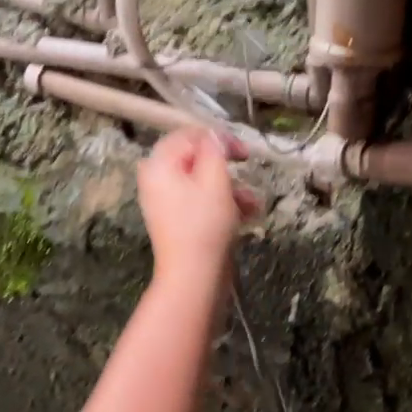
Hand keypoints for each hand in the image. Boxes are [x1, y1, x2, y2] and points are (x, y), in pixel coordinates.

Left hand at [138, 129, 262, 281]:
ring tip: (254, 204)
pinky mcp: (178, 222)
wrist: (193, 276)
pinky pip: (200, 203)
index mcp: (159, 164)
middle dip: (226, 169)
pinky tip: (246, 216)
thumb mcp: (215, 180)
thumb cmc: (204, 224)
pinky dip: (222, 205)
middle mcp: (157, 180)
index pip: (188, 135)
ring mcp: (166, 203)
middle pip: (195, 160)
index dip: (218, 138)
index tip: (244, 152)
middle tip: (248, 171)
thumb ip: (215, 150)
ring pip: (202, 183)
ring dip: (231, 188)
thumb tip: (214, 135)